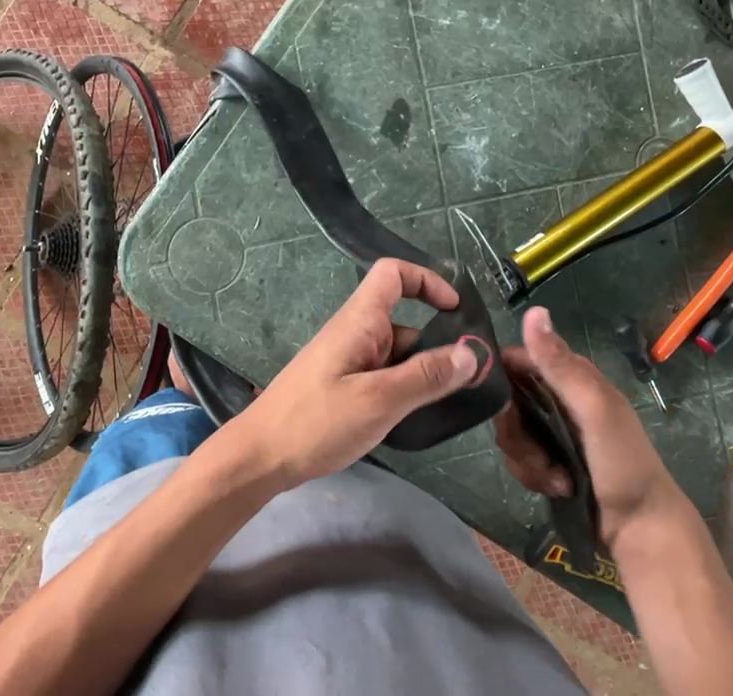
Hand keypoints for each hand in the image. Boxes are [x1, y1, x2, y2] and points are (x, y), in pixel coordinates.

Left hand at [220, 259, 485, 491]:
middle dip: (439, 343)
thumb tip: (472, 352)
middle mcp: (355, 335)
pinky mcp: (344, 388)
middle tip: (473, 378)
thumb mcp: (379, 401)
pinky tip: (421, 417)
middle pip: (405, 321)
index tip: (455, 310)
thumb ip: (426, 377)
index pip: (392, 274)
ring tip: (455, 403)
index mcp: (358, 322)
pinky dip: (407, 389)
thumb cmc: (316, 422)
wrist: (260, 458)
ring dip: (425, 372)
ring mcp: (348, 363)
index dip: (427, 280)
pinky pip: (385, 377)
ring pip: (398, 354)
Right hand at [494, 307, 674, 547]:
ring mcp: (554, 430)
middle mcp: (560, 397)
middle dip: (516, 432)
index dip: (499, 377)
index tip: (494, 403)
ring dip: (527, 460)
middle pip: (508, 401)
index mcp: (573, 376)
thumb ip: (561, 366)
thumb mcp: (595, 410)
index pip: (518, 359)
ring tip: (556, 479)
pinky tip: (558, 487)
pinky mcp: (549, 459)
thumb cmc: (624, 463)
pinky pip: (519, 459)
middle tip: (537, 456)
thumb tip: (533, 311)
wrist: (642, 528)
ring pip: (511, 433)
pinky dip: (533, 476)